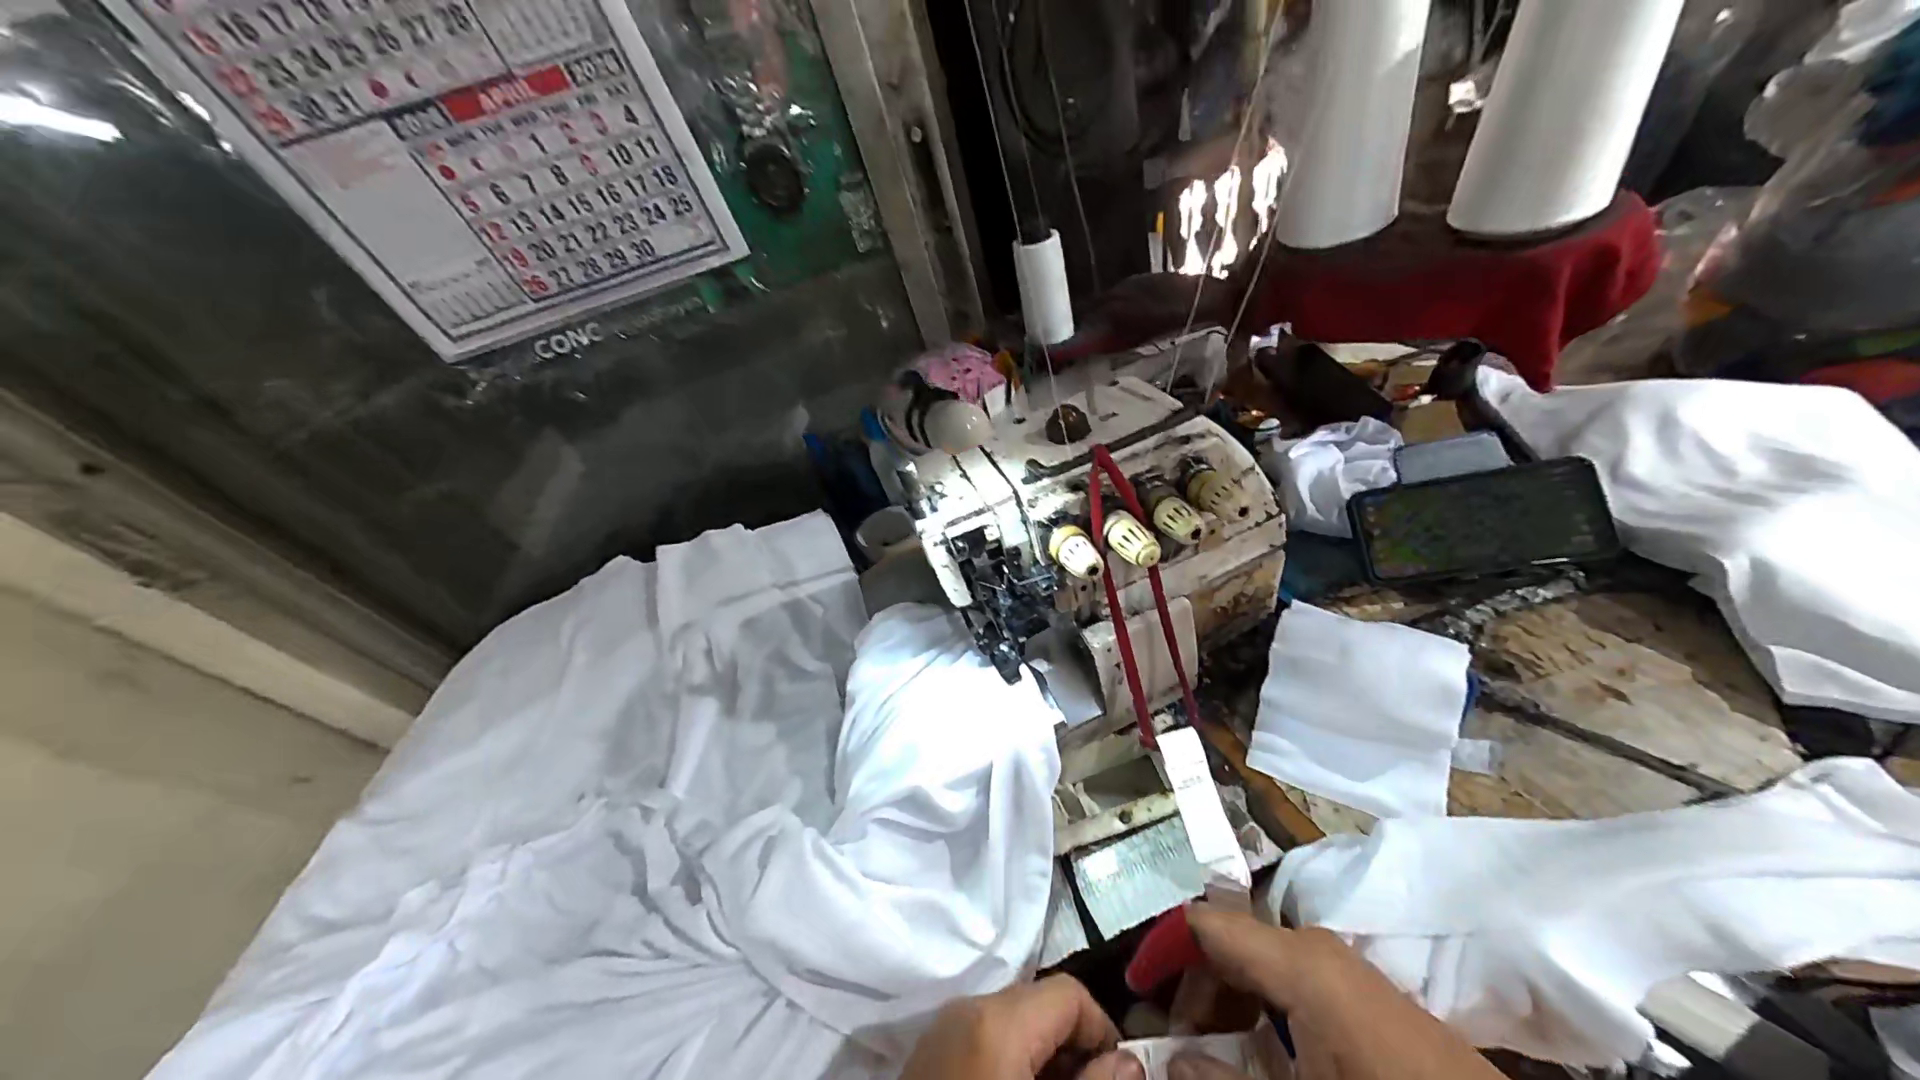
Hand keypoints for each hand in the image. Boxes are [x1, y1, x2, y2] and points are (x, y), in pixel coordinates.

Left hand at [898, 974, 1144, 1079]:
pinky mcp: (929, 1055)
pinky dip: (1013, 1065)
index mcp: (998, 1019)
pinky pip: (986, 1041)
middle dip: (1074, 1049)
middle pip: (1041, 1005)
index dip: (1103, 1033)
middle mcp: (968, 1007)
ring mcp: (943, 1030)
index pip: (1070, 993)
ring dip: (1045, 1060)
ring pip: (1016, 1024)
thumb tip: (1128, 1063)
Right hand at [1180, 904, 1502, 1079]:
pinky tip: (1262, 1056)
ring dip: (1227, 1004)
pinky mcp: (1358, 990)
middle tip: (1176, 1043)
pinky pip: (1289, 982)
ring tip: (1212, 1054)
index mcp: (1295, 959)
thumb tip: (1170, 1063)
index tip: (1140, 993)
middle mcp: (1312, 946)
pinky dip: (1261, 1011)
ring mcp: (1339, 966)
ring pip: (1257, 964)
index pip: (1206, 923)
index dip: (1165, 952)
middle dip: (1195, 990)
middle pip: (1228, 944)